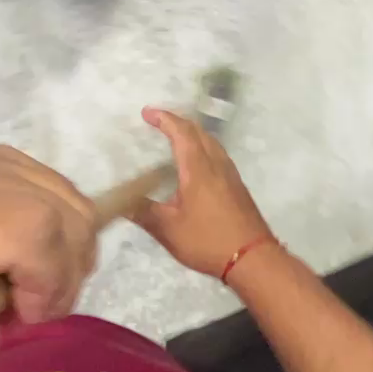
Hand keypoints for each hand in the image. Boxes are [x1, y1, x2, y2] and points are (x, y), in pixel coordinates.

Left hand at [0, 147, 97, 371]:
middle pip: (57, 214)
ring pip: (70, 205)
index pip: (27, 226)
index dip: (46, 277)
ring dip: (68, 260)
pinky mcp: (5, 162)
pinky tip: (35, 264)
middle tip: (35, 311)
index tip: (27, 317)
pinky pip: (68, 198)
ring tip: (32, 290)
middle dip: (62, 275)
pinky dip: (67, 240)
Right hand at [131, 107, 272, 277]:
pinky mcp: (237, 187)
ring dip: (193, 134)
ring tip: (176, 137)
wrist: (252, 258)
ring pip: (212, 143)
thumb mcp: (167, 229)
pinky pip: (218, 155)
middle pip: (199, 132)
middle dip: (178, 122)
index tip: (147, 113)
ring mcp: (230, 175)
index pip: (181, 133)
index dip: (164, 119)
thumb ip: (143, 212)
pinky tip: (197, 164)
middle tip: (159, 121)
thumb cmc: (207, 240)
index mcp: (197, 169)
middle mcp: (216, 165)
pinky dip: (203, 148)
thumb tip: (120, 201)